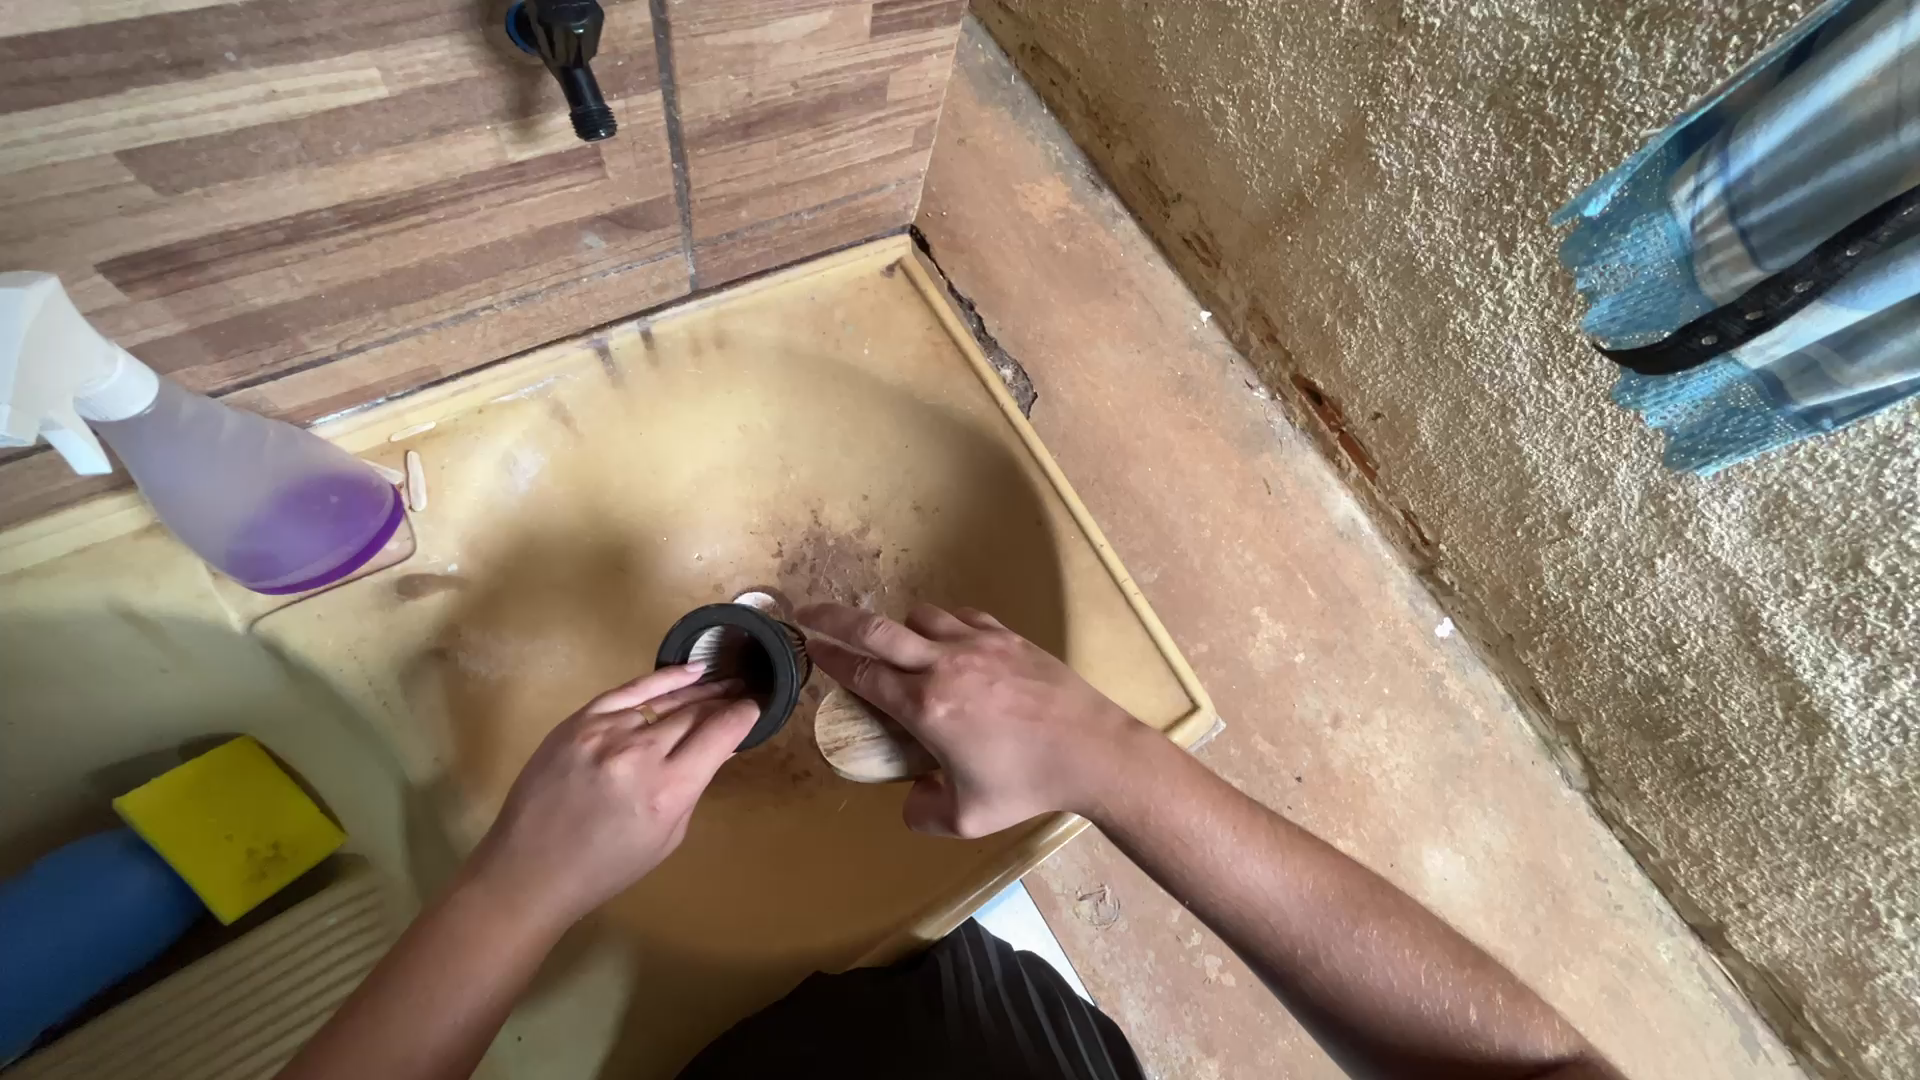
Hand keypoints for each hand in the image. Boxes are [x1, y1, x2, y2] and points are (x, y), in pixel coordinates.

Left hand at [464, 665, 759, 928]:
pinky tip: (692, 671)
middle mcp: (640, 754)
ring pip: (668, 701)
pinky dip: (664, 678)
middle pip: (697, 713)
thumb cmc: (607, 866)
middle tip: (741, 694)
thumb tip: (725, 744)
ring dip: (700, 692)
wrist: (528, 872)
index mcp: (668, 790)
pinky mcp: (579, 722)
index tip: (755, 708)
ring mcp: (606, 733)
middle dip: (725, 702)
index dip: (745, 716)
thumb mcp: (669, 835)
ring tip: (722, 683)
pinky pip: (631, 691)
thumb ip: (697, 784)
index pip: (722, 733)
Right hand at [797, 602, 1147, 836]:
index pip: (862, 673)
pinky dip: (944, 625)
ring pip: (920, 616)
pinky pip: (961, 617)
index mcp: (926, 707)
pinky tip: (952, 645)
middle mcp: (943, 665)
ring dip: (900, 628)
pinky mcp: (1006, 635)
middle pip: (875, 629)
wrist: (1091, 750)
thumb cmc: (1026, 785)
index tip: (808, 647)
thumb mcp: (966, 818)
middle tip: (807, 613)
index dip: (829, 658)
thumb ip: (923, 811)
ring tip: (901, 647)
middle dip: (833, 618)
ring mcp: (977, 643)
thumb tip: (910, 798)